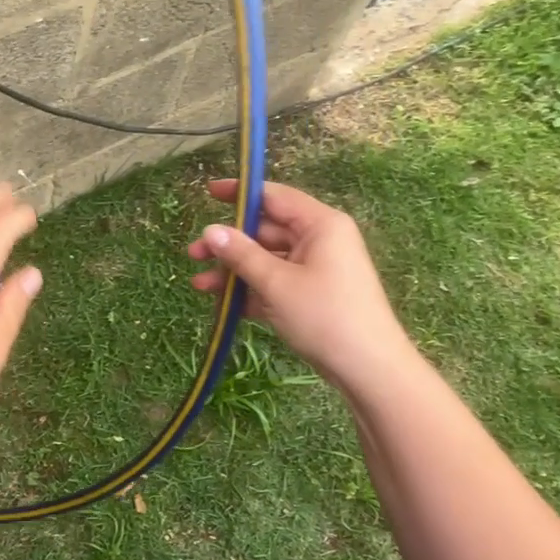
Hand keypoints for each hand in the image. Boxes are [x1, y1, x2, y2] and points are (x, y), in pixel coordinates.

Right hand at [188, 179, 413, 386]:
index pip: (274, 197)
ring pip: (266, 260)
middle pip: (266, 231)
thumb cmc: (325, 315)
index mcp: (320, 225)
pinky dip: (250, 291)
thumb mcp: (276, 283)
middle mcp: (320, 240)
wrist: (367, 367)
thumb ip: (241, 254)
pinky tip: (222, 305)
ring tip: (199, 286)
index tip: (208, 192)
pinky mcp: (310, 294)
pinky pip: (274, 283)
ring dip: (233, 272)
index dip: (240, 194)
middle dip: (228, 244)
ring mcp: (316, 268)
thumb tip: (210, 230)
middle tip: (192, 255)